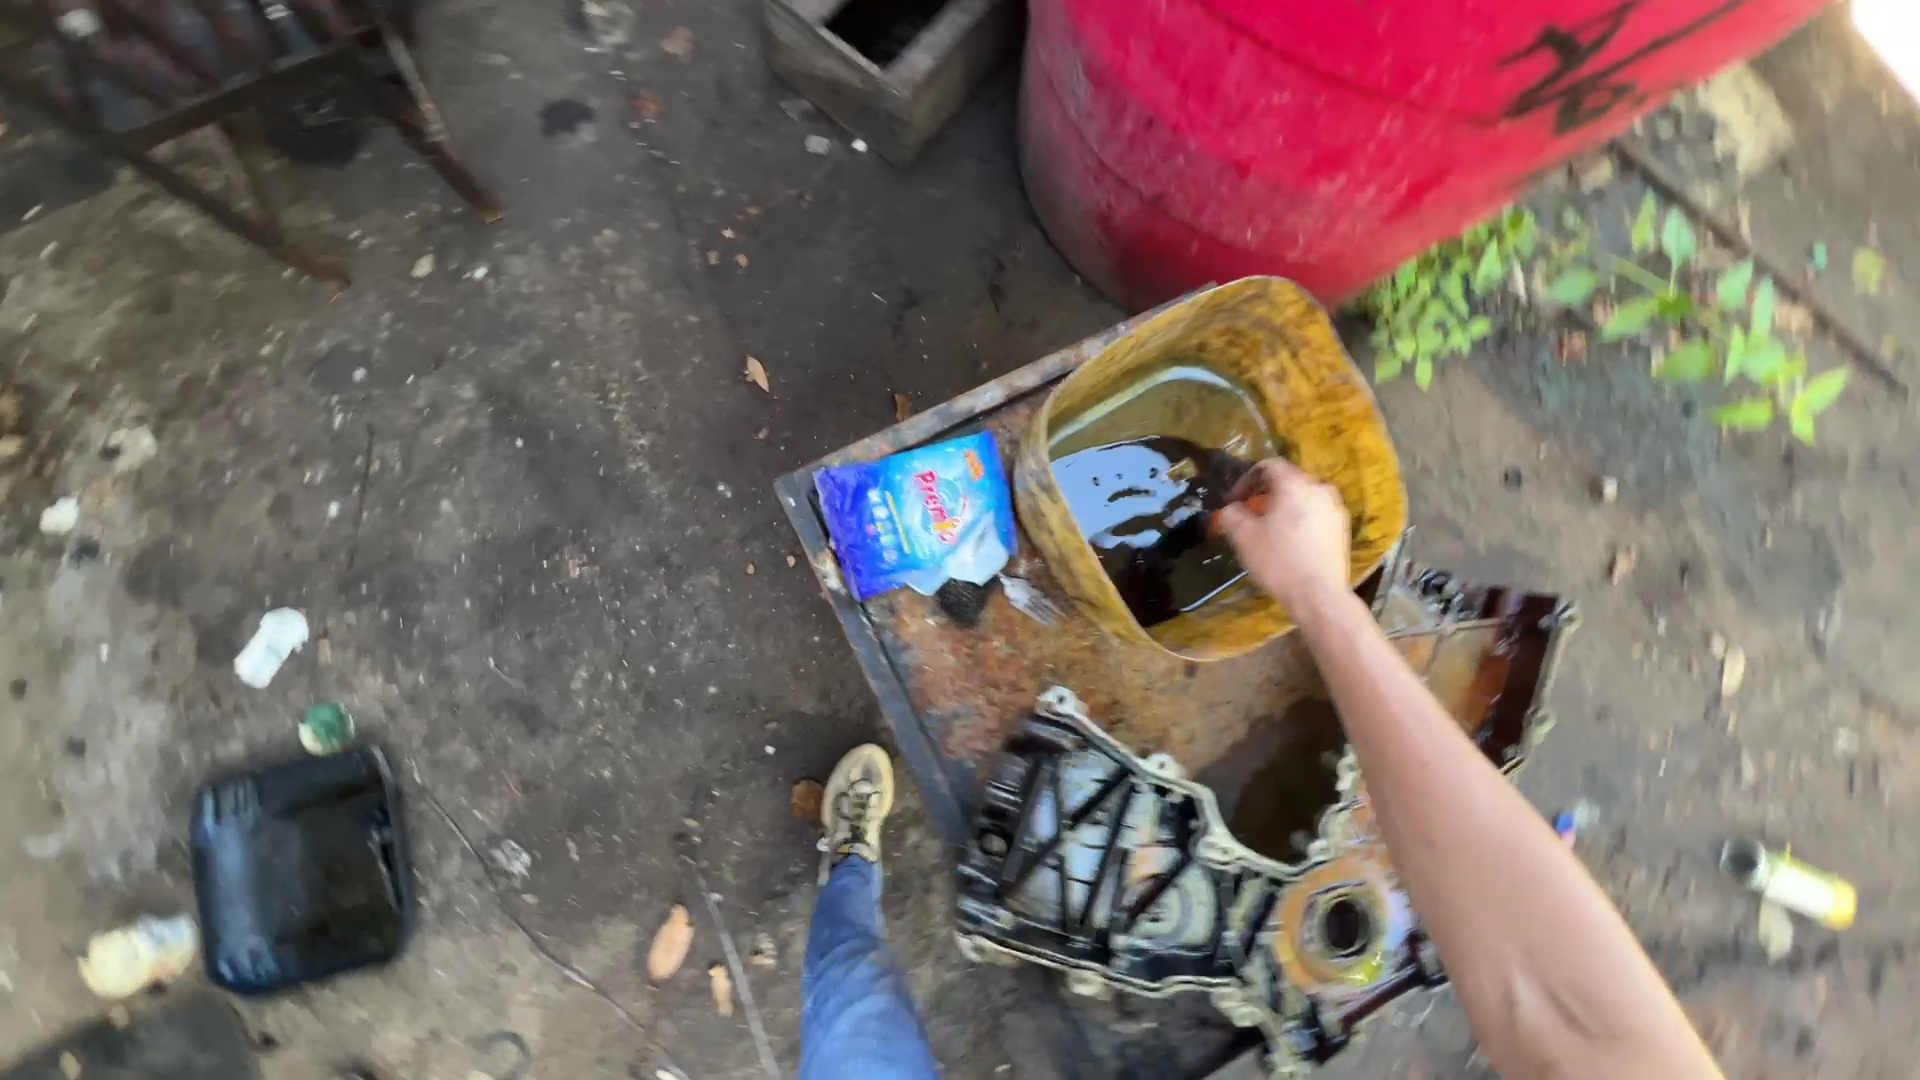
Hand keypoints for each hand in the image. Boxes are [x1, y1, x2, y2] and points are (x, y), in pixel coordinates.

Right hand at [1216, 458, 1350, 616]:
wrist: (1318, 594)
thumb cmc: (1278, 561)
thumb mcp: (1243, 537)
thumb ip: (1231, 514)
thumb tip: (1231, 509)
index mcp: (1294, 484)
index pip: (1269, 466)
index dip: (1246, 478)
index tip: (1234, 499)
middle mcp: (1319, 488)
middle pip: (1287, 481)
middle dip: (1264, 494)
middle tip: (1249, 512)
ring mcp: (1335, 508)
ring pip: (1302, 498)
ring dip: (1282, 507)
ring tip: (1268, 528)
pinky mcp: (1341, 527)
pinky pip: (1314, 513)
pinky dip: (1298, 519)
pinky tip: (1288, 541)